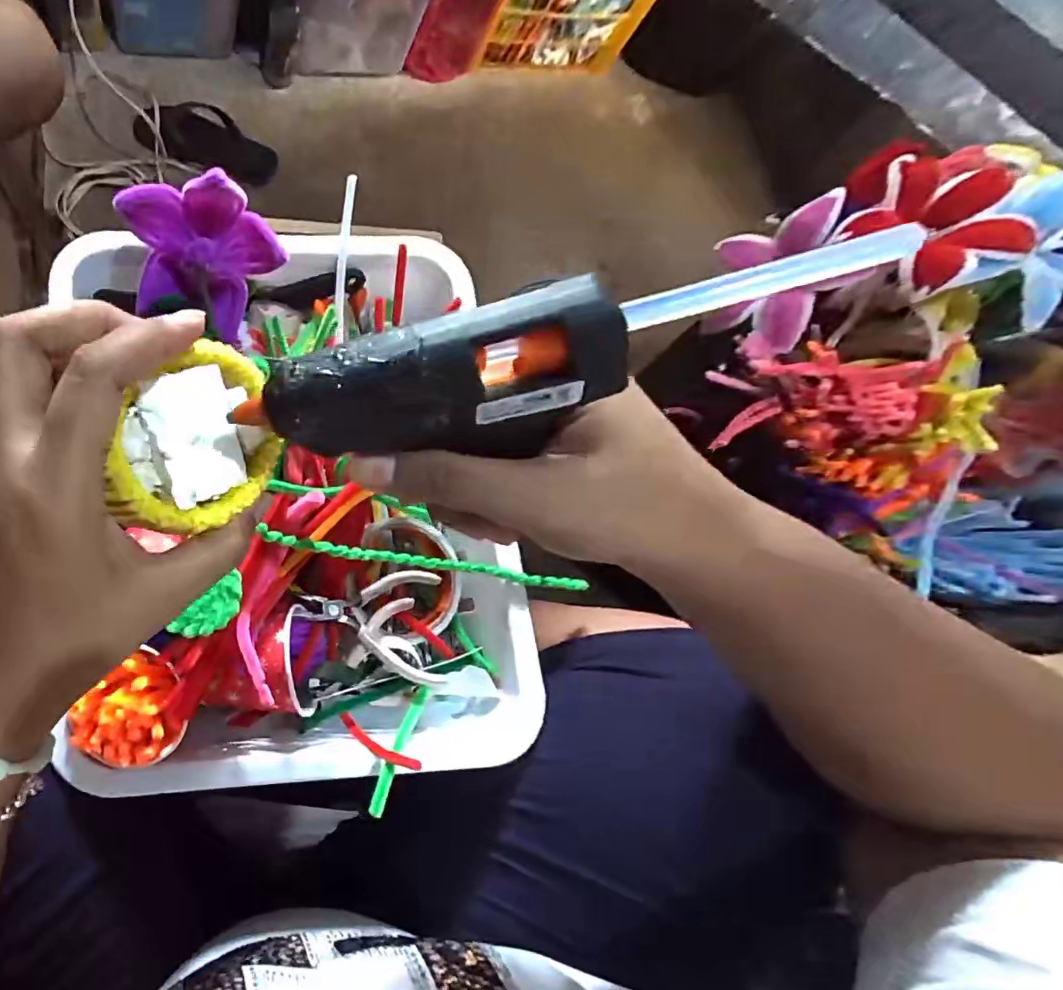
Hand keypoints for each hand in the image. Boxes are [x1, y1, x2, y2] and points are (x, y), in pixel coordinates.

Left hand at [0, 303, 255, 758]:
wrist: (4, 673)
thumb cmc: (80, 638)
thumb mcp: (166, 594)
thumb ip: (222, 541)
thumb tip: (255, 496)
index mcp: (52, 484)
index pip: (90, 378)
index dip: (145, 340)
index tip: (194, 331)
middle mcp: (8, 456)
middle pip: (15, 340)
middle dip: (82, 317)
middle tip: (142, 337)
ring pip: (5, 359)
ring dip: (66, 340)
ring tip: (129, 358)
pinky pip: (17, 392)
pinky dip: (60, 374)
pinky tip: (110, 405)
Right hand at [345, 387, 756, 571]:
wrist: (701, 554)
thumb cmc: (625, 510)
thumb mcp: (524, 495)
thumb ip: (444, 477)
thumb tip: (360, 463)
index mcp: (555, 363)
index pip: (462, 362)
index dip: (420, 402)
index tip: (396, 444)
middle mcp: (551, 380)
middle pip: (462, 413)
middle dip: (454, 470)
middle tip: (466, 509)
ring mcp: (554, 417)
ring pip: (476, 445)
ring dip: (473, 492)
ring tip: (500, 525)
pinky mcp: (555, 449)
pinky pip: (499, 465)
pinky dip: (494, 498)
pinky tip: (509, 525)